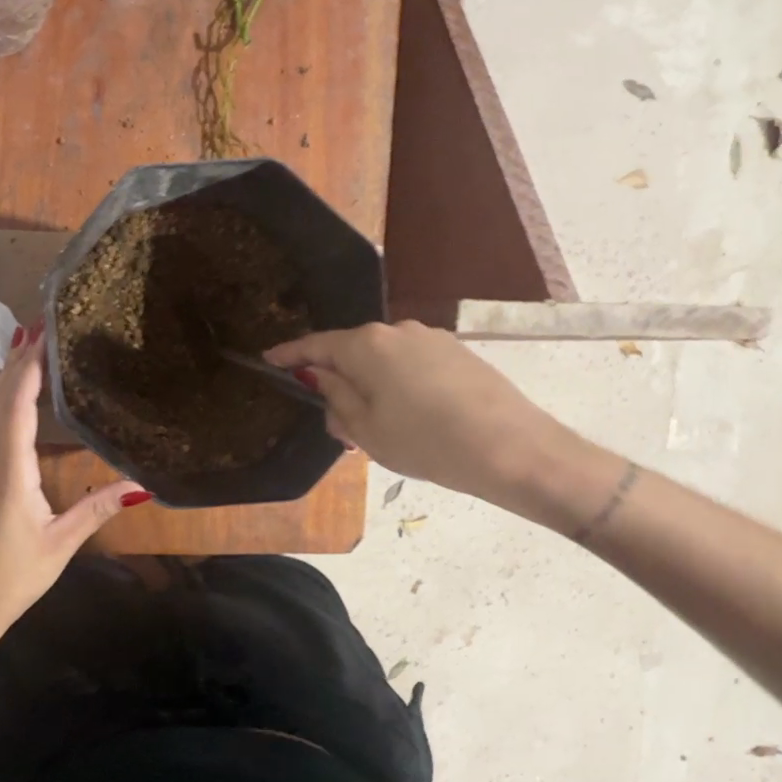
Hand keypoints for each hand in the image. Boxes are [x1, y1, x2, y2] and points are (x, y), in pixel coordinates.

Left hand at [0, 323, 145, 634]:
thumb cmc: (14, 577)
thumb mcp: (62, 543)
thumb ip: (97, 509)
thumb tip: (142, 484)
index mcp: (10, 472)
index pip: (18, 407)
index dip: (29, 369)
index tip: (42, 334)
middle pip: (0, 402)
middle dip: (16, 362)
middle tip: (35, 326)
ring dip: (5, 379)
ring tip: (23, 350)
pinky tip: (7, 400)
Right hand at [265, 321, 579, 507]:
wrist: (513, 450)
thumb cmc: (425, 442)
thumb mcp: (365, 430)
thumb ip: (335, 398)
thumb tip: (320, 378)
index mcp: (367, 345)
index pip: (316, 345)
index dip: (289, 354)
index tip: (268, 359)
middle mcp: (398, 331)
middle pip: (351, 350)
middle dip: (334, 376)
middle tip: (328, 415)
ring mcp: (432, 339)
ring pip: (383, 359)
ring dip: (368, 383)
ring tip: (370, 425)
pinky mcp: (458, 354)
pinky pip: (409, 364)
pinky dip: (395, 384)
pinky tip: (404, 416)